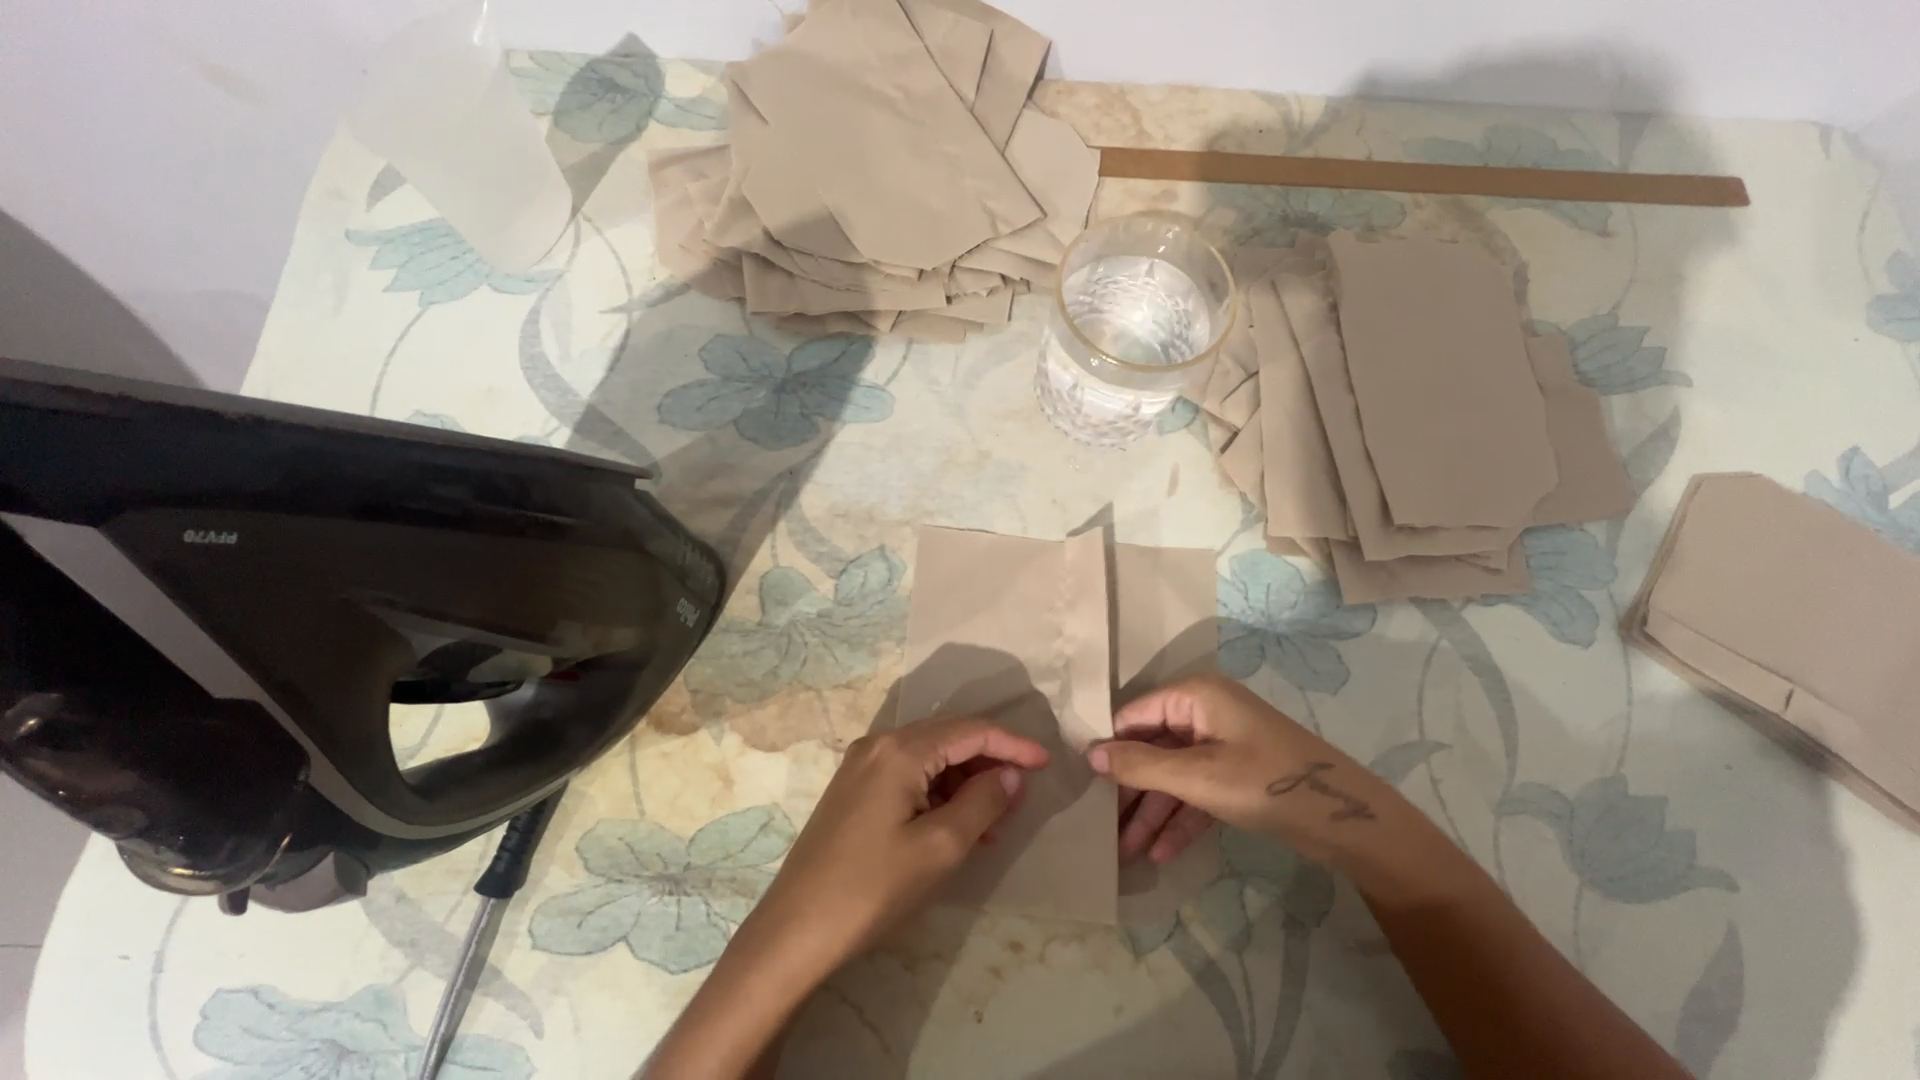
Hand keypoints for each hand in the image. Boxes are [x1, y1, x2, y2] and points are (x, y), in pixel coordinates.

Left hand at [745, 716, 1048, 975]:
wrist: (797, 929)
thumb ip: (982, 802)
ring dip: (965, 782)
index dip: (1012, 743)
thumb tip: (1011, 775)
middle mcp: (878, 745)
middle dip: (989, 761)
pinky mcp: (853, 792)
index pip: (970, 731)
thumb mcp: (940, 846)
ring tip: (994, 823)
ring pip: (929, 759)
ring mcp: (861, 767)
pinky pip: (909, 777)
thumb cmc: (874, 887)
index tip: (1046, 764)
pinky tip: (958, 828)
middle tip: (1022, 795)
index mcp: (900, 750)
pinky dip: (939, 794)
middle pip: (948, 738)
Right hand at [1091, 673, 1395, 867]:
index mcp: (1195, 696)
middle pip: (1151, 747)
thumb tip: (1089, 754)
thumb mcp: (1197, 777)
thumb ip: (1140, 765)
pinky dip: (1180, 819)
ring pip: (1173, 775)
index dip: (1108, 748)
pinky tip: (1160, 854)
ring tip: (1126, 852)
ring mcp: (1223, 744)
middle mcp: (1206, 712)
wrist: (1348, 822)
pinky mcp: (1238, 775)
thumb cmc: (1266, 786)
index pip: (1134, 715)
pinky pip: (1197, 791)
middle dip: (1130, 791)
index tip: (1081, 783)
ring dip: (1151, 812)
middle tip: (1101, 827)